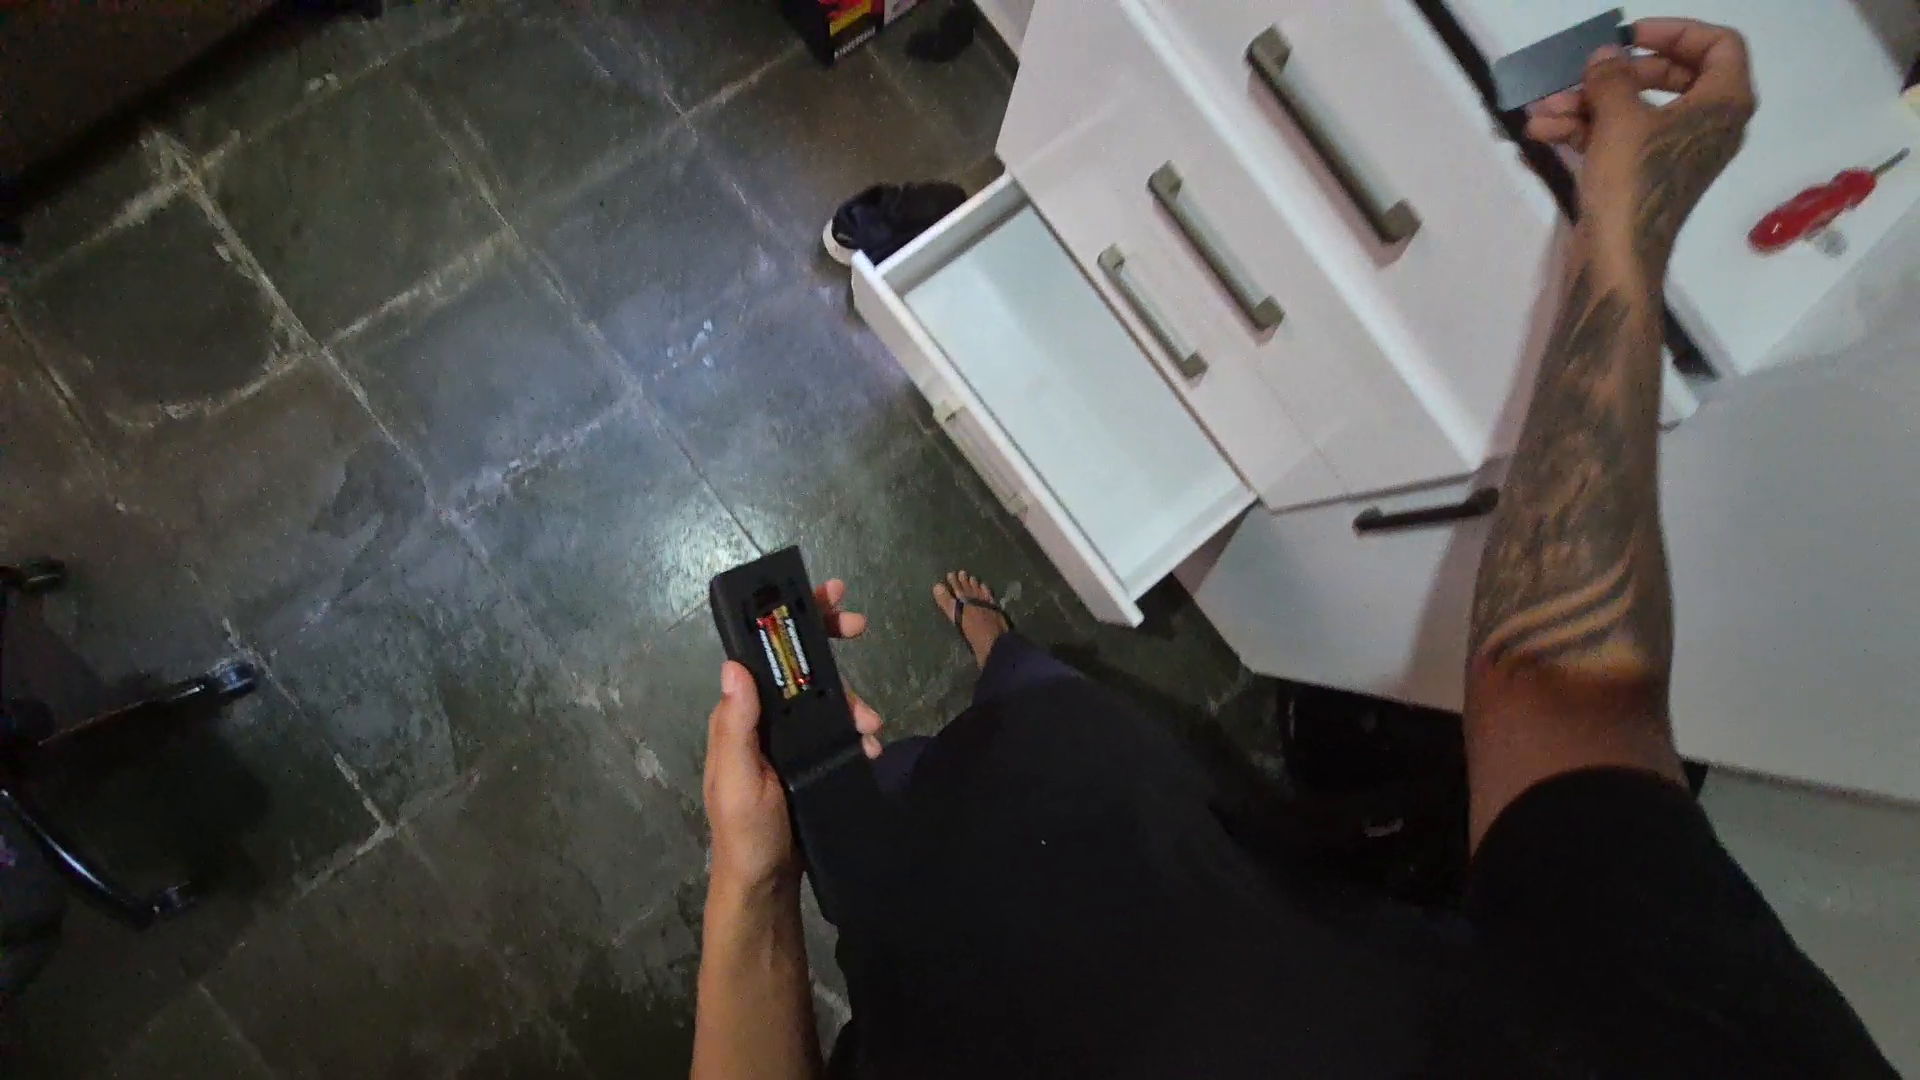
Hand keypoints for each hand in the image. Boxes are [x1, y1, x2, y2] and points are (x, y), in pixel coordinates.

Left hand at [702, 579, 885, 894]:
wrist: (768, 883)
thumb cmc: (745, 832)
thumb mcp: (736, 779)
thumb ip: (736, 725)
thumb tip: (734, 664)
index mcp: (740, 714)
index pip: (764, 653)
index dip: (792, 620)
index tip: (826, 596)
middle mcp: (763, 716)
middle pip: (799, 663)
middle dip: (830, 642)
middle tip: (860, 626)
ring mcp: (789, 736)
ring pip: (826, 696)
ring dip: (853, 700)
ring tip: (872, 724)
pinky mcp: (810, 754)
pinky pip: (838, 726)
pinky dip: (857, 728)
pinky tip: (869, 744)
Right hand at [1526, 19, 1756, 274]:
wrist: (1617, 253)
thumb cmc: (1633, 181)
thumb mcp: (1620, 122)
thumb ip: (1611, 81)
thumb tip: (1603, 55)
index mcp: (1723, 100)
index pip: (1716, 45)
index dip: (1674, 33)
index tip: (1629, 36)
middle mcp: (1704, 122)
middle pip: (1664, 80)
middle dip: (1612, 79)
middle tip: (1577, 78)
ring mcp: (1670, 152)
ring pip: (1629, 114)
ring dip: (1583, 109)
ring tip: (1539, 114)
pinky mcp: (1638, 175)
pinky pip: (1615, 141)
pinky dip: (1583, 134)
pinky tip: (1543, 133)